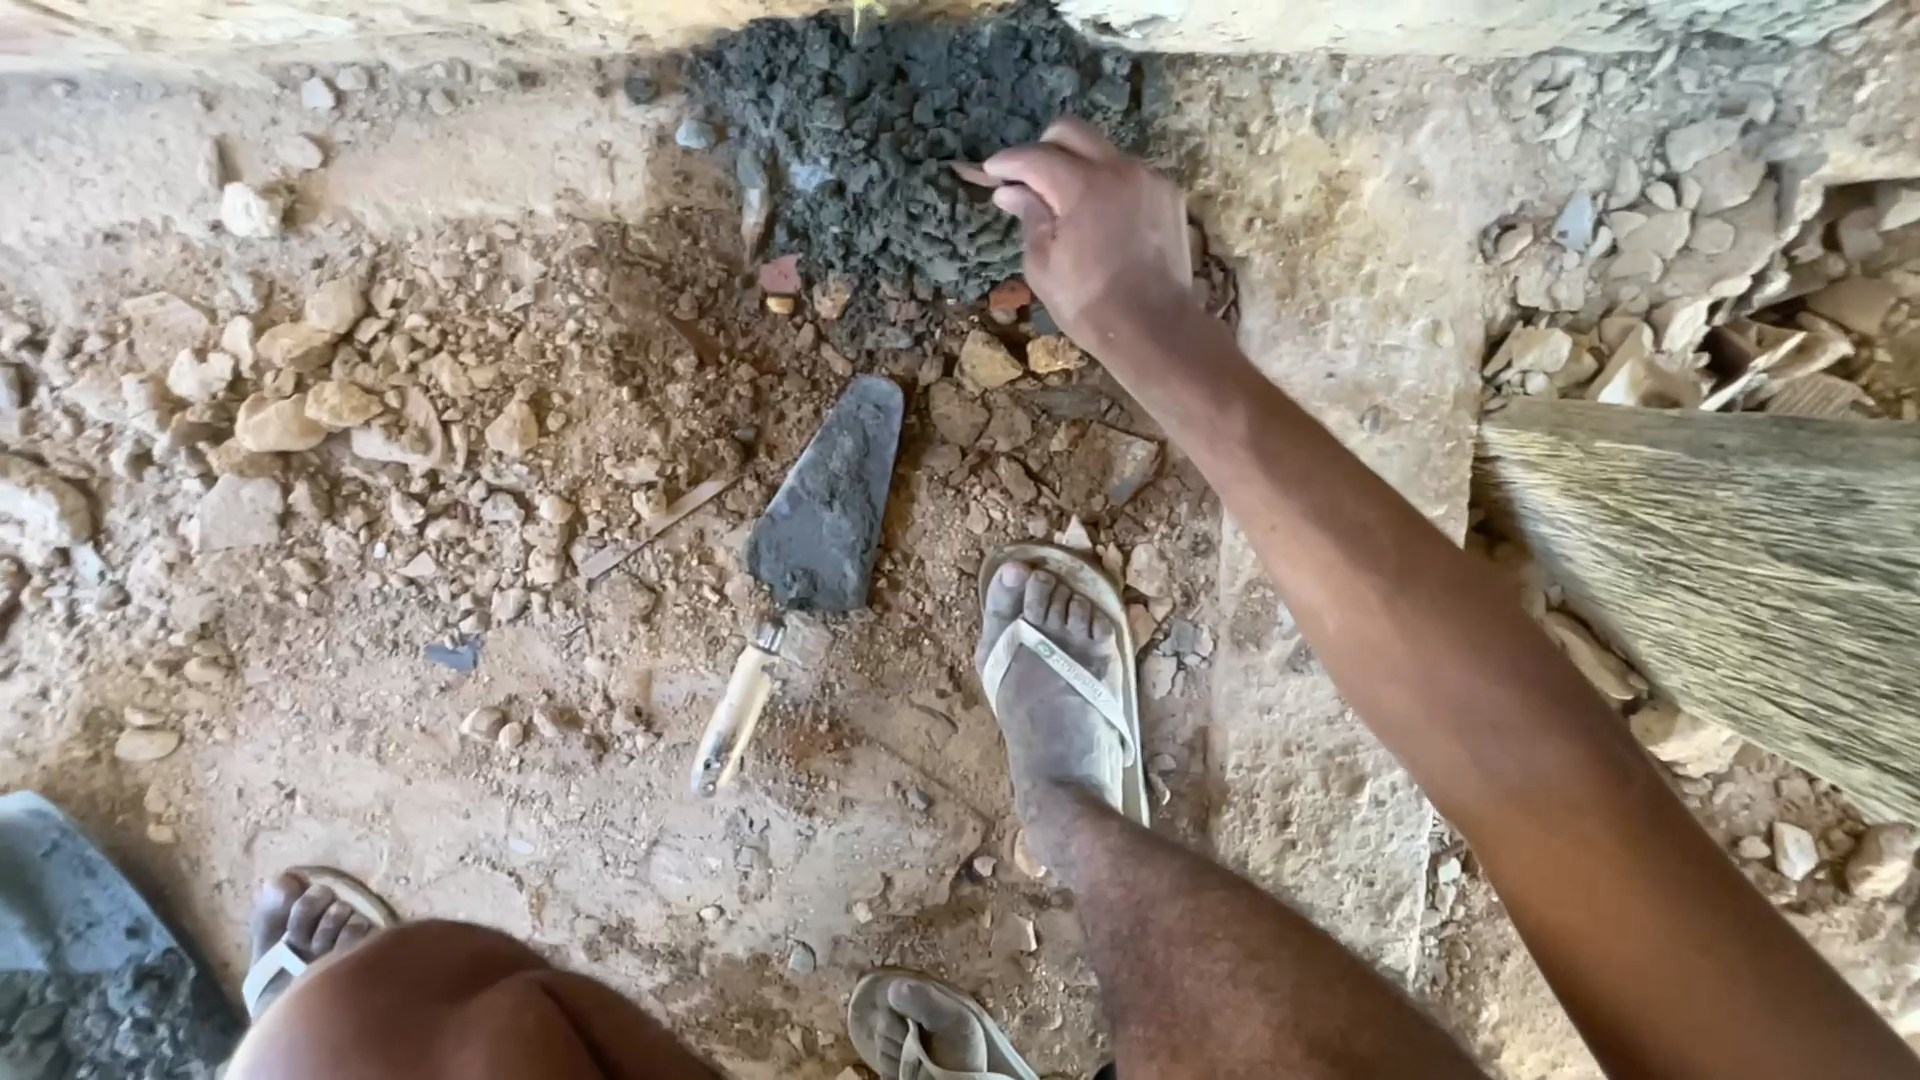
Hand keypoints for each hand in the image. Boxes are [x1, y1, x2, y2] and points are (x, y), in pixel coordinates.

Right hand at [983, 117, 1198, 348]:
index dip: (1008, 162)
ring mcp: (1148, 179)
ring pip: (1103, 151)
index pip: (1036, 156)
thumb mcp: (1043, 267)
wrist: (1153, 327)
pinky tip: (1100, 218)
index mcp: (1083, 187)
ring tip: (1064, 202)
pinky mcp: (1167, 195)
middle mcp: (1119, 169)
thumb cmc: (1089, 305)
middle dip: (1043, 147)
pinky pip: (1129, 175)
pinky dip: (1107, 185)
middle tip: (1027, 177)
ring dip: (1077, 166)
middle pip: (1072, 132)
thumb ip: (1029, 218)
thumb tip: (1011, 191)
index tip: (991, 170)